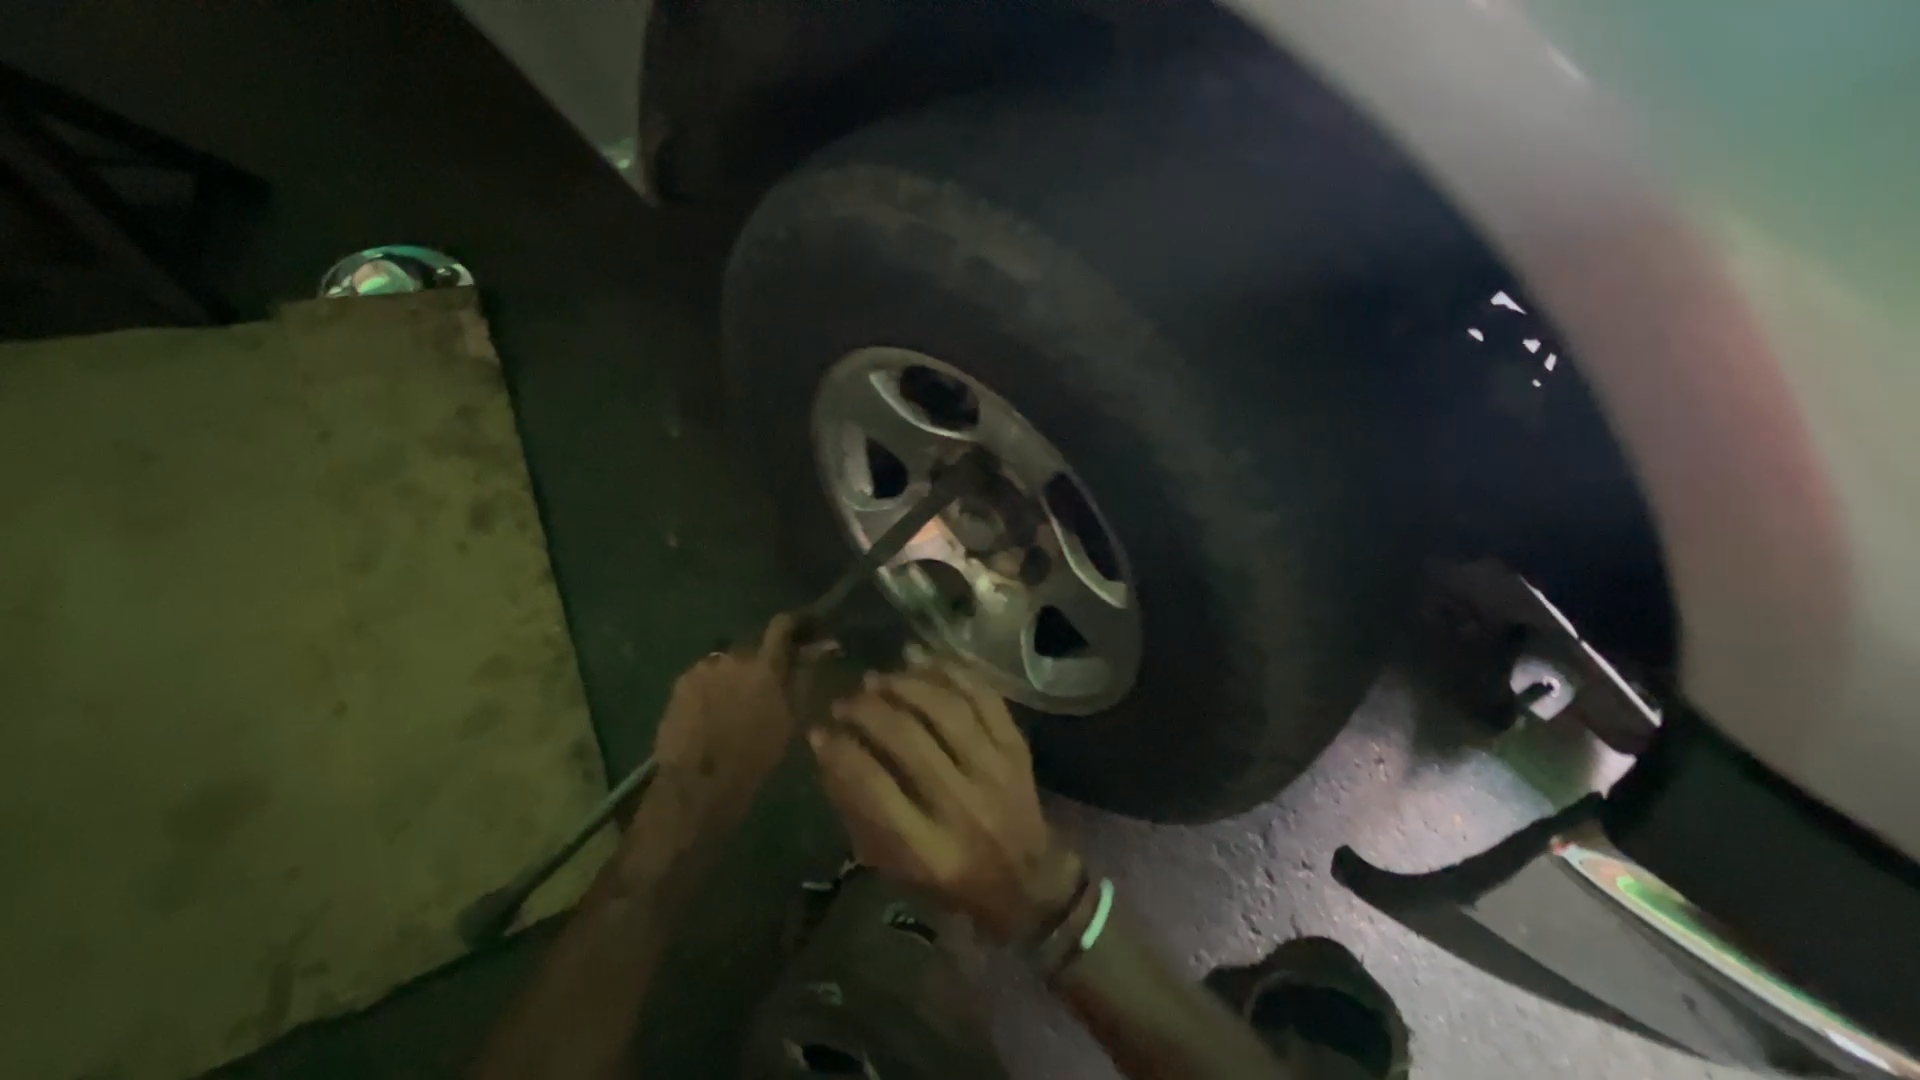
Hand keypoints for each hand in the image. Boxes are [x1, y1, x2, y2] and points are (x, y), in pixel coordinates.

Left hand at [652, 613, 825, 822]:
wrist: (697, 783)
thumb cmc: (754, 759)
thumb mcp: (790, 721)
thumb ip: (803, 680)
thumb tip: (818, 650)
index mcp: (766, 666)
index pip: (782, 626)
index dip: (795, 625)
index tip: (805, 632)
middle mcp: (734, 656)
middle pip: (753, 648)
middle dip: (763, 661)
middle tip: (766, 688)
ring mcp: (704, 667)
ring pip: (727, 662)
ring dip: (736, 675)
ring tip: (735, 704)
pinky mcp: (681, 681)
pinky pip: (705, 675)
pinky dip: (713, 686)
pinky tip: (712, 711)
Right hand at [807, 651, 1082, 942]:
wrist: (1030, 885)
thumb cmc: (950, 881)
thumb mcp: (896, 867)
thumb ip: (860, 812)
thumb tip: (828, 747)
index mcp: (930, 851)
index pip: (874, 787)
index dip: (840, 752)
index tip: (819, 732)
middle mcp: (966, 808)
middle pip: (909, 739)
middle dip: (867, 711)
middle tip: (845, 701)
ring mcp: (998, 774)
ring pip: (947, 710)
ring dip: (906, 685)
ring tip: (878, 679)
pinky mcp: (1019, 750)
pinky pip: (985, 698)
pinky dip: (951, 673)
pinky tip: (921, 661)